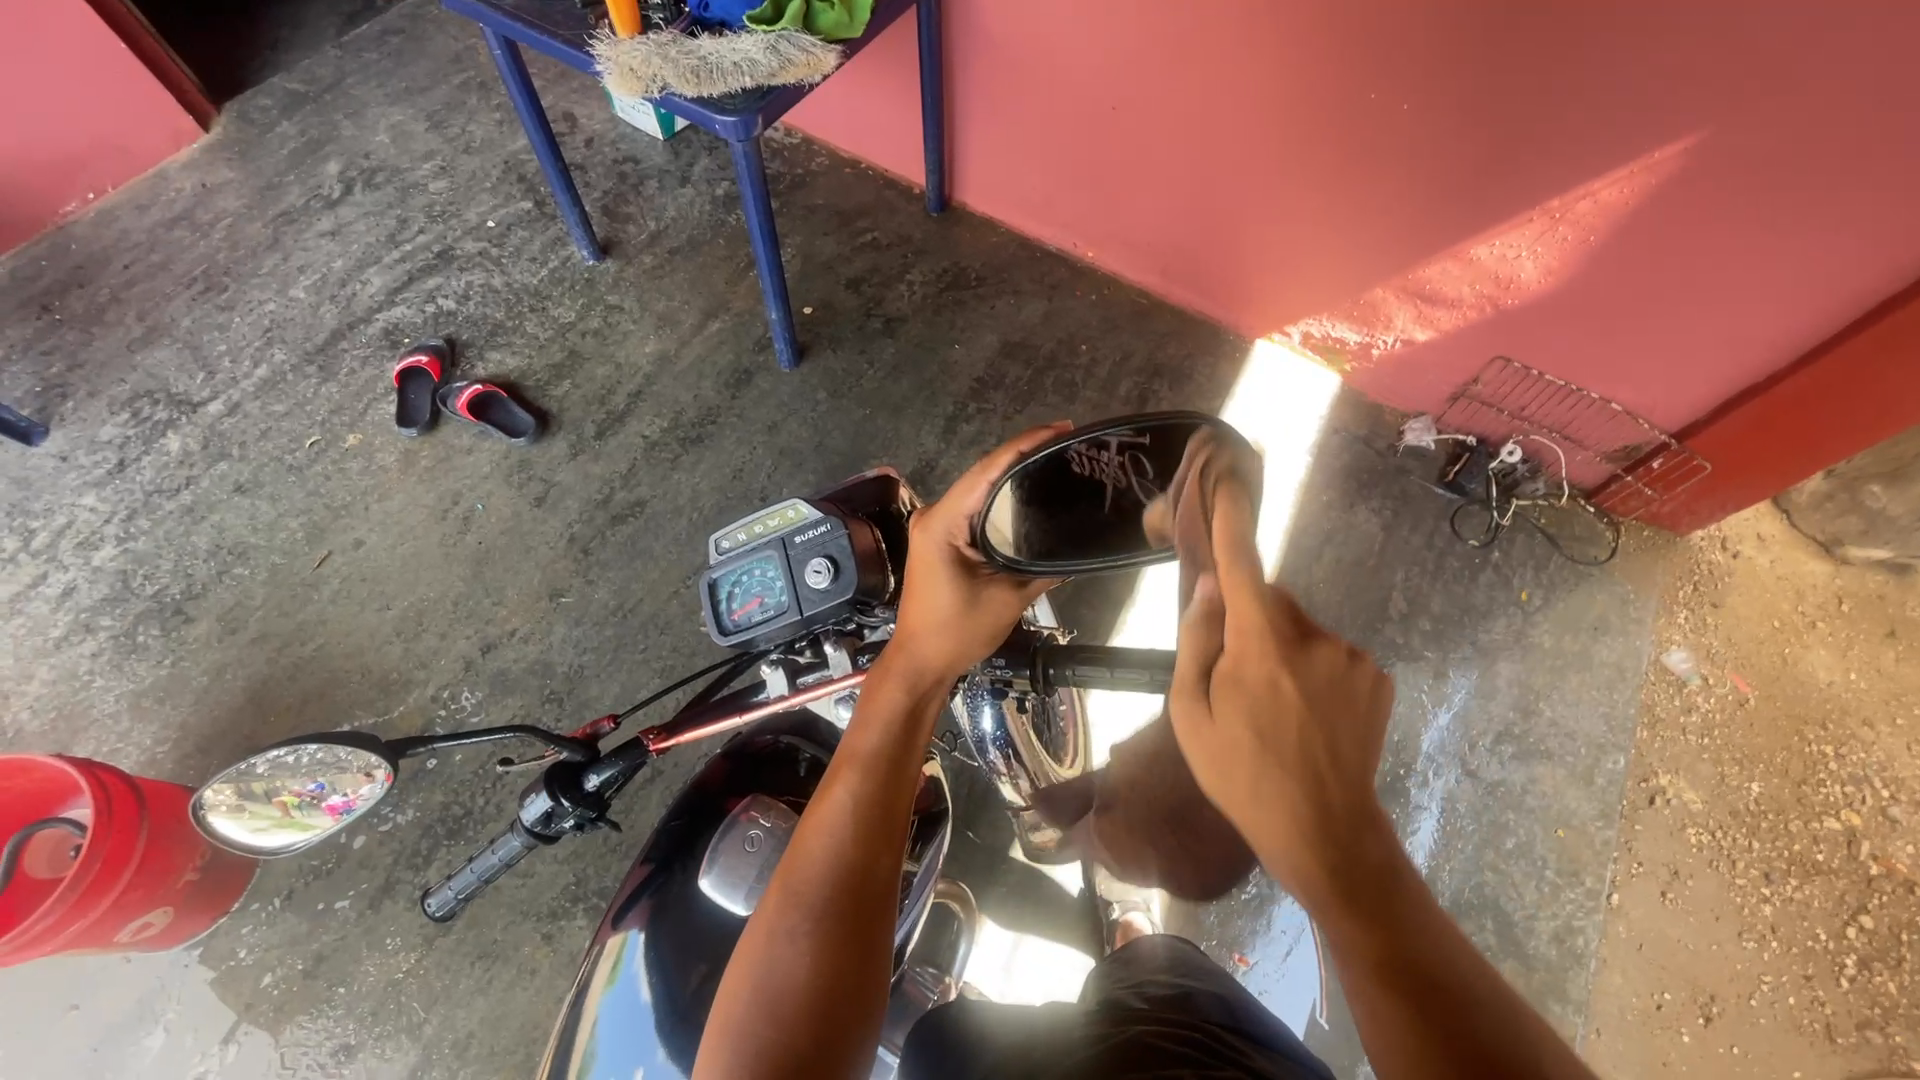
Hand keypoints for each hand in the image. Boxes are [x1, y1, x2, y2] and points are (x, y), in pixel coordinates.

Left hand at [890, 423, 1071, 684]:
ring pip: (979, 490)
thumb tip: (1076, 550)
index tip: (1061, 428)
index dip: (1025, 445)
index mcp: (943, 522)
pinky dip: (1001, 500)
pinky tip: (1028, 494)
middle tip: (1067, 444)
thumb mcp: (1008, 598)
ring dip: (1013, 476)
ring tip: (1055, 461)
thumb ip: (1042, 568)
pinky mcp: (941, 540)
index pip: (988, 470)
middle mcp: (934, 515)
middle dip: (1024, 455)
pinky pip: (975, 509)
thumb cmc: (957, 631)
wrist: (921, 663)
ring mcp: (935, 526)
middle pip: (983, 474)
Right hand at [1166, 477, 1396, 911]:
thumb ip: (1197, 642)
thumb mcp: (1189, 715)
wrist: (1323, 831)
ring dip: (1280, 649)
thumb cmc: (1240, 775)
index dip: (1232, 522)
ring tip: (1274, 708)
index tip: (1229, 480)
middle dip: (1249, 623)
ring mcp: (1353, 657)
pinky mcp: (1377, 676)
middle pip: (1270, 601)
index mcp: (1260, 647)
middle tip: (1235, 680)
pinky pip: (1329, 651)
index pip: (1242, 567)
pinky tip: (1307, 714)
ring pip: (1300, 629)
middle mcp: (1313, 638)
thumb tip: (1210, 587)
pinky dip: (1312, 668)